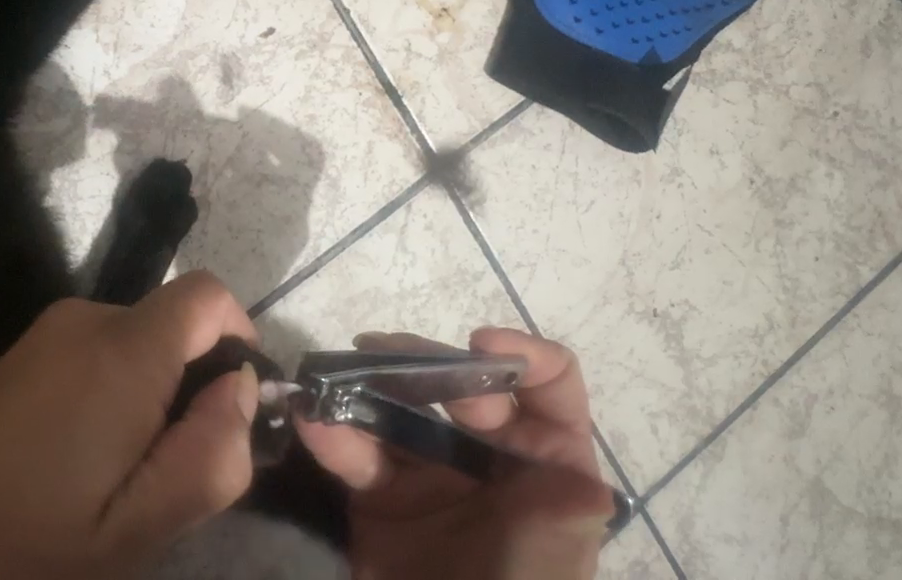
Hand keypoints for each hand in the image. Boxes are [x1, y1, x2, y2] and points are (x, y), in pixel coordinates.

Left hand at [0, 271, 262, 579]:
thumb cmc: (20, 542)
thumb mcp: (133, 527)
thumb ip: (208, 456)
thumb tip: (242, 390)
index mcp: (122, 350)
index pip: (209, 294)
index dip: (240, 336)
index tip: (237, 403)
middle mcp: (84, 320)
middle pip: (170, 324)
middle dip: (190, 383)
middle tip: (171, 468)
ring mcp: (41, 335)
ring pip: (130, 344)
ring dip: (146, 396)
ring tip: (117, 478)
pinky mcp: (14, 356)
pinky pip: (88, 357)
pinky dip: (106, 395)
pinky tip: (73, 465)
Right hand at [296, 327, 617, 579]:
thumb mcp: (546, 571)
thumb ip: (562, 525)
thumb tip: (588, 484)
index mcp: (545, 466)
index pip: (550, 388)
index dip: (522, 355)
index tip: (478, 344)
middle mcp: (489, 458)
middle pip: (462, 384)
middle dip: (426, 361)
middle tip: (385, 355)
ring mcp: (430, 473)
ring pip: (400, 407)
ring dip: (366, 383)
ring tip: (336, 375)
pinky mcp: (380, 495)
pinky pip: (356, 452)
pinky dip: (332, 434)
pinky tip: (313, 422)